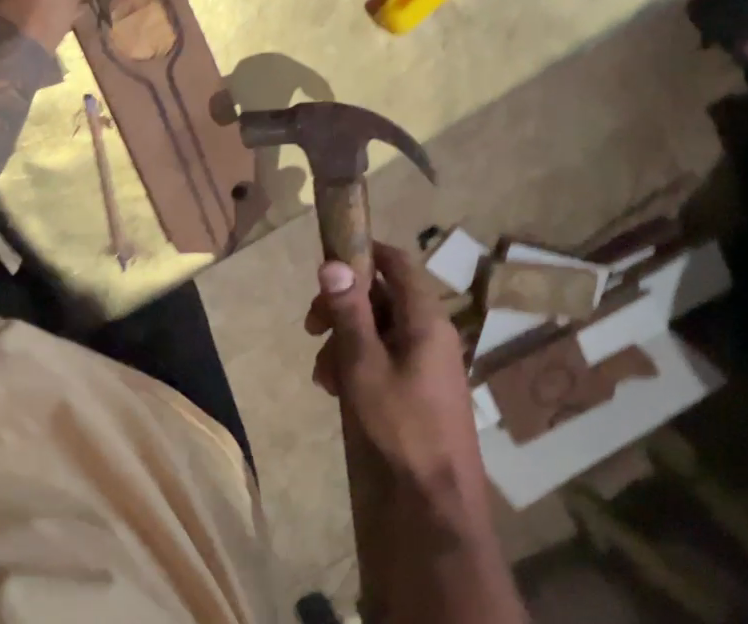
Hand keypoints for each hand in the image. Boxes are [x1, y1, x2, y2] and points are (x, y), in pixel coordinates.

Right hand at [309, 244, 485, 508]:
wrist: (436, 495)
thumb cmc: (401, 423)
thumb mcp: (364, 364)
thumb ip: (349, 312)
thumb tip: (333, 262)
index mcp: (425, 320)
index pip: (397, 263)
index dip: (363, 252)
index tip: (325, 260)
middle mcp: (430, 332)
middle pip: (381, 297)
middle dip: (341, 307)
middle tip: (311, 327)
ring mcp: (427, 360)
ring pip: (377, 329)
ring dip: (343, 340)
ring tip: (323, 374)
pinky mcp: (420, 385)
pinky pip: (383, 356)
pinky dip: (357, 362)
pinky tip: (337, 389)